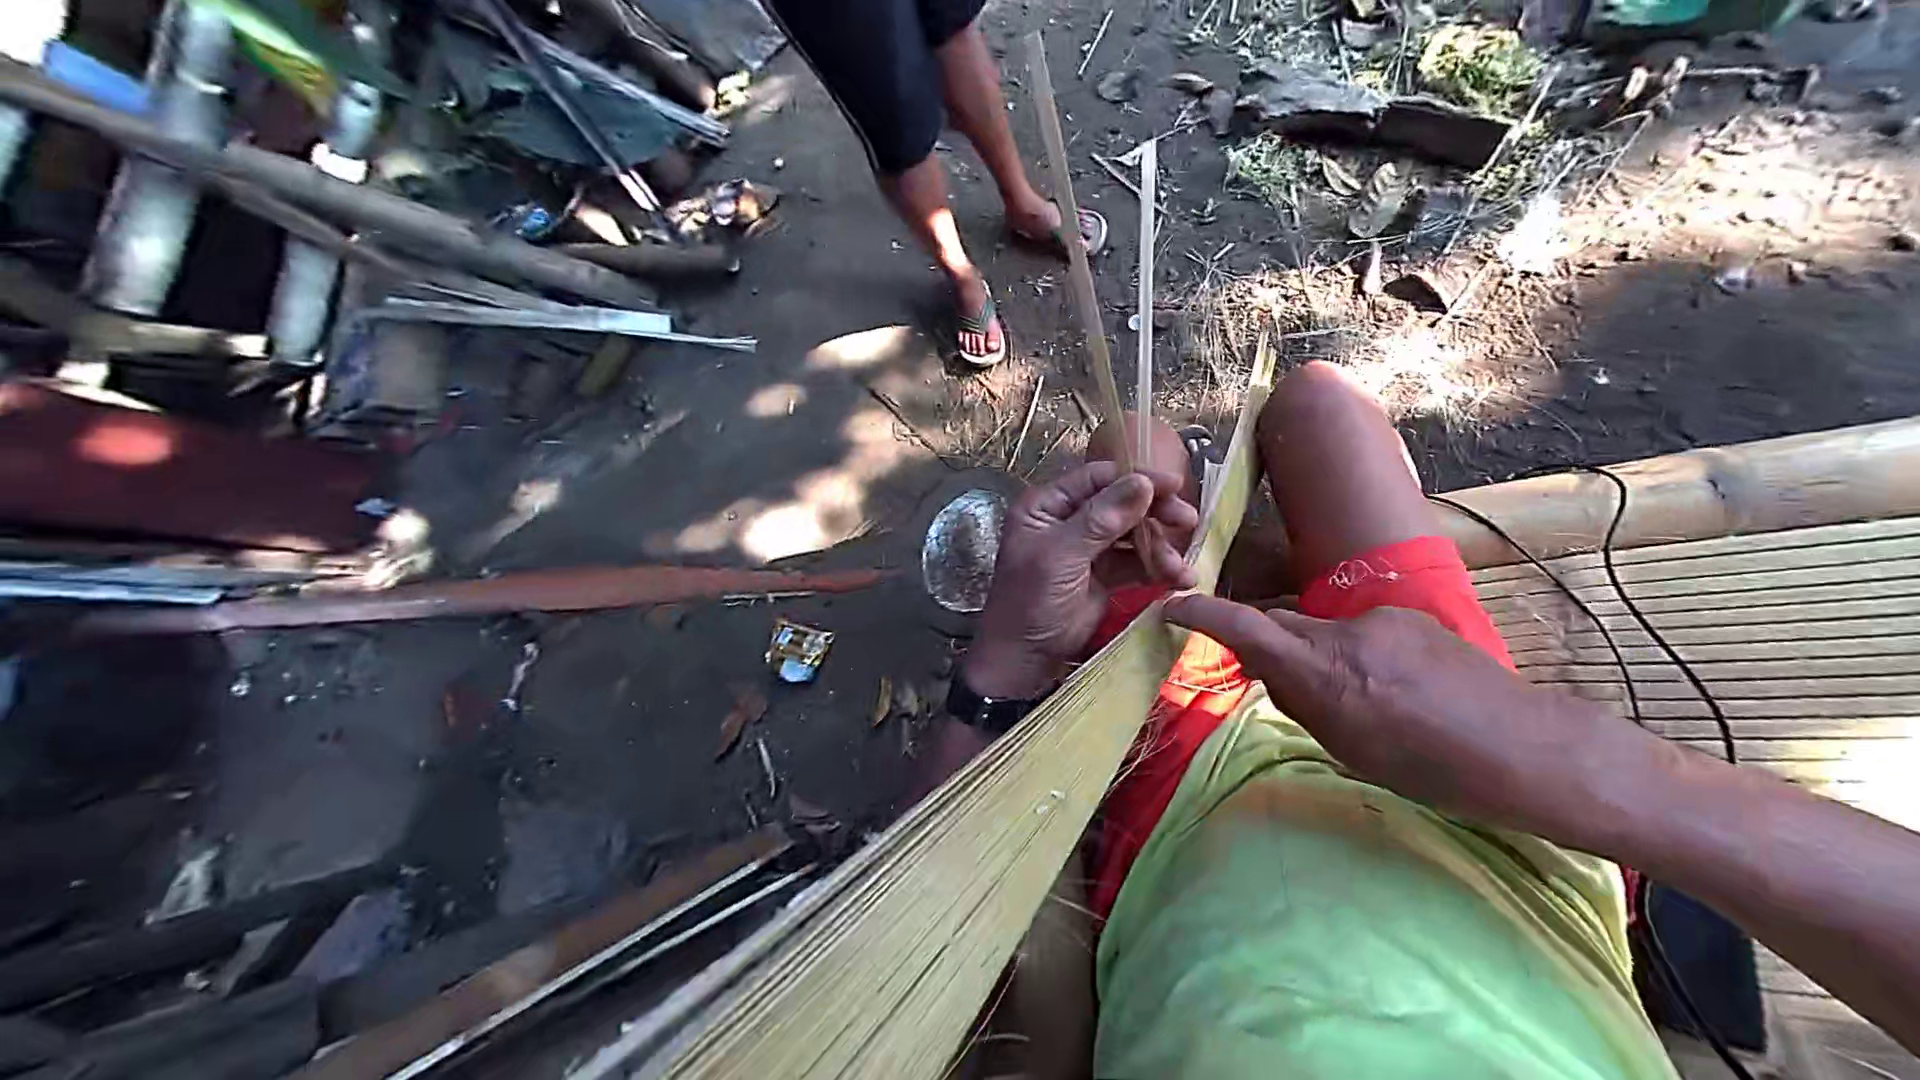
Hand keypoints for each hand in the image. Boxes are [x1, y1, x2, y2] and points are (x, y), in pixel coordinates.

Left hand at [965, 462, 1198, 698]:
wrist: (1025, 659)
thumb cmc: (1030, 601)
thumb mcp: (1061, 557)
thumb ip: (1100, 520)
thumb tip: (1142, 481)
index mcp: (1046, 507)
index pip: (1096, 479)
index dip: (1135, 478)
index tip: (1173, 485)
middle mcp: (1068, 521)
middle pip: (1120, 503)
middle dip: (1154, 514)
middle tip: (1186, 521)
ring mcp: (1088, 549)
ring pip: (1132, 535)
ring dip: (1160, 548)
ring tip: (1179, 569)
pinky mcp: (1104, 576)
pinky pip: (1135, 563)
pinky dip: (1157, 569)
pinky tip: (1180, 580)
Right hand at [1163, 595, 1664, 838]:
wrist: (1532, 750)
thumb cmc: (1434, 770)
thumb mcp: (1349, 747)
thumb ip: (1298, 699)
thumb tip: (1265, 669)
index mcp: (1329, 677)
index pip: (1247, 629)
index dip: (1201, 614)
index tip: (1170, 610)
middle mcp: (1347, 636)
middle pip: (1278, 625)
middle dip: (1265, 646)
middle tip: (1277, 682)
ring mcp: (1381, 620)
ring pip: (1315, 627)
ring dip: (1313, 653)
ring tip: (1355, 695)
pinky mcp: (1406, 615)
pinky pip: (1353, 627)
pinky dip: (1351, 650)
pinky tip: (1390, 683)